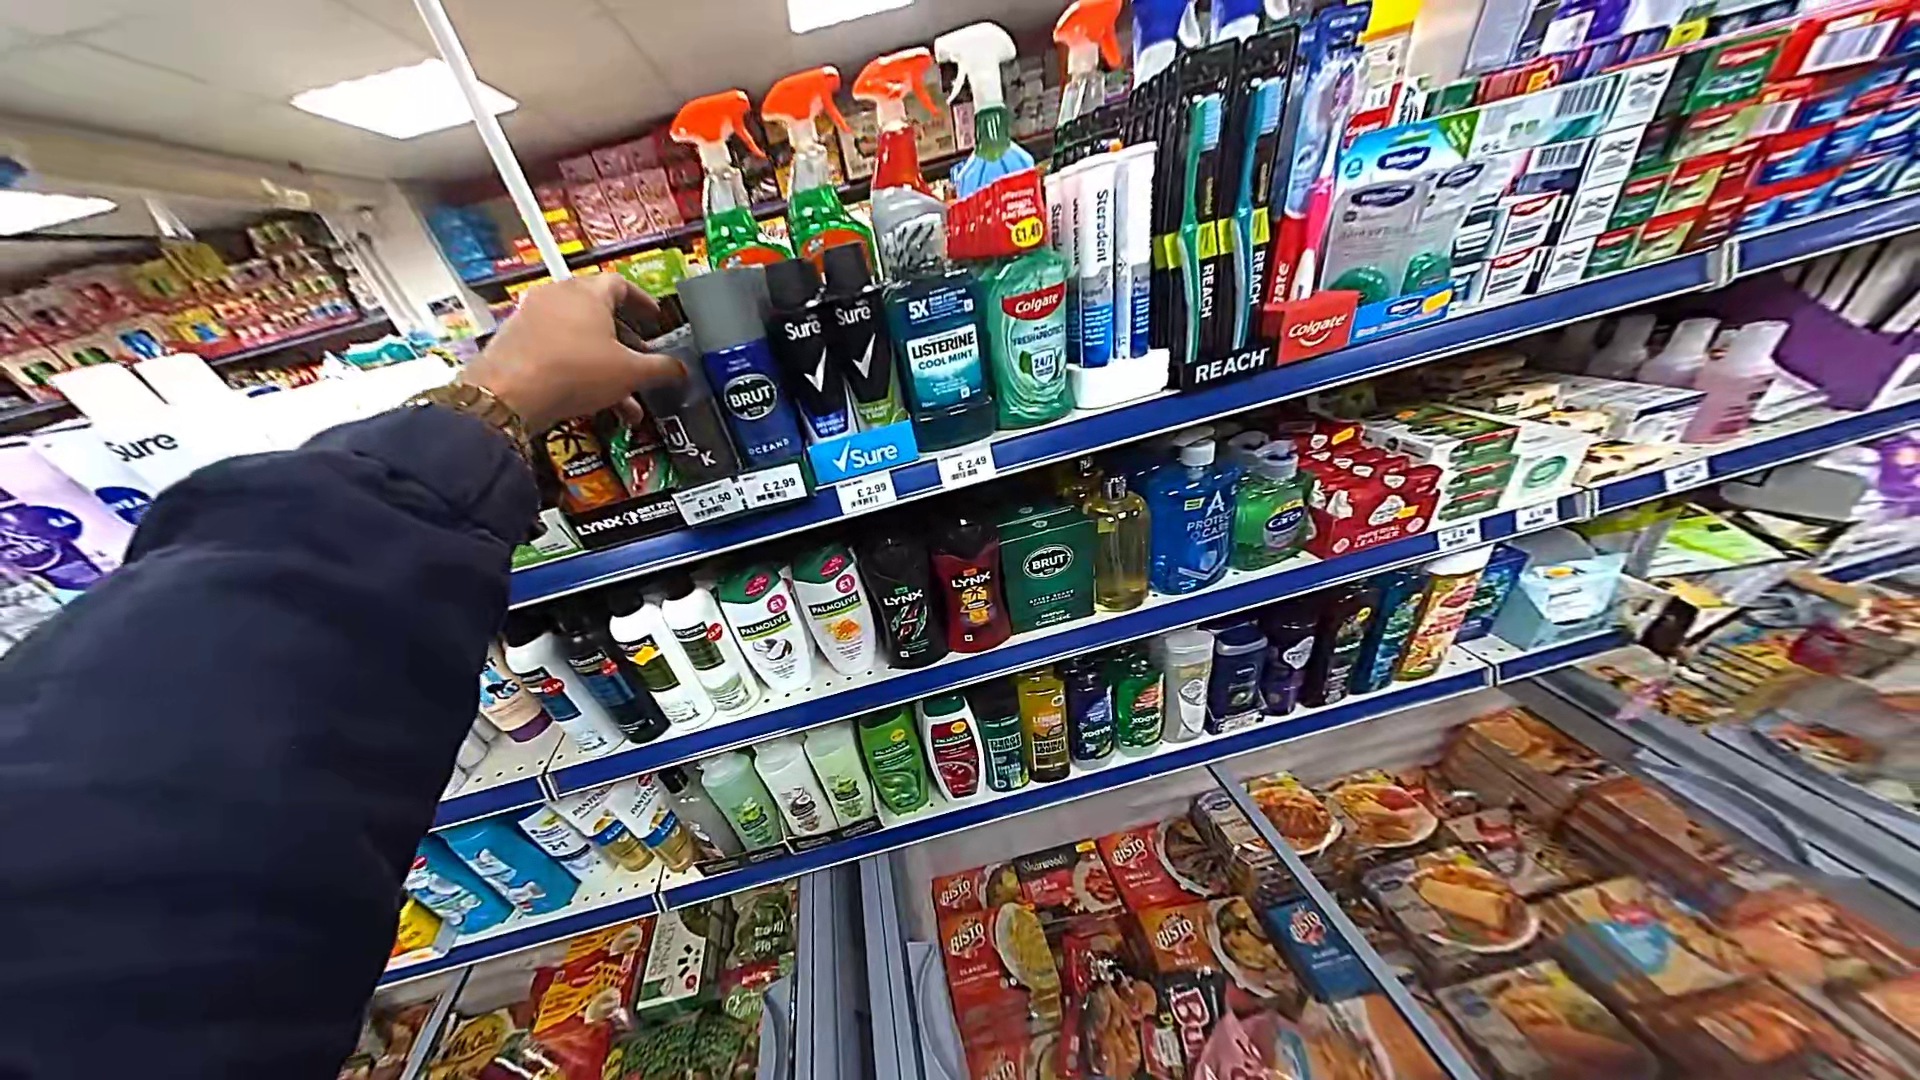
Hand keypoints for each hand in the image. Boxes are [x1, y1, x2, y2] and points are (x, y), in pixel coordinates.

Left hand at [465, 275, 683, 432]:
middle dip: (626, 337)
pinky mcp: (519, 341)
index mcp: (588, 293)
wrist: (510, 394)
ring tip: (626, 393)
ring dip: (608, 362)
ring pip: (582, 336)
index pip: (621, 285)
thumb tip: (681, 369)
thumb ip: (662, 369)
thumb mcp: (632, 373)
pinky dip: (583, 369)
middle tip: (643, 355)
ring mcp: (534, 317)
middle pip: (600, 311)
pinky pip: (561, 350)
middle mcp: (558, 297)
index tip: (655, 317)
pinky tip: (600, 401)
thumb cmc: (575, 371)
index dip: (643, 302)